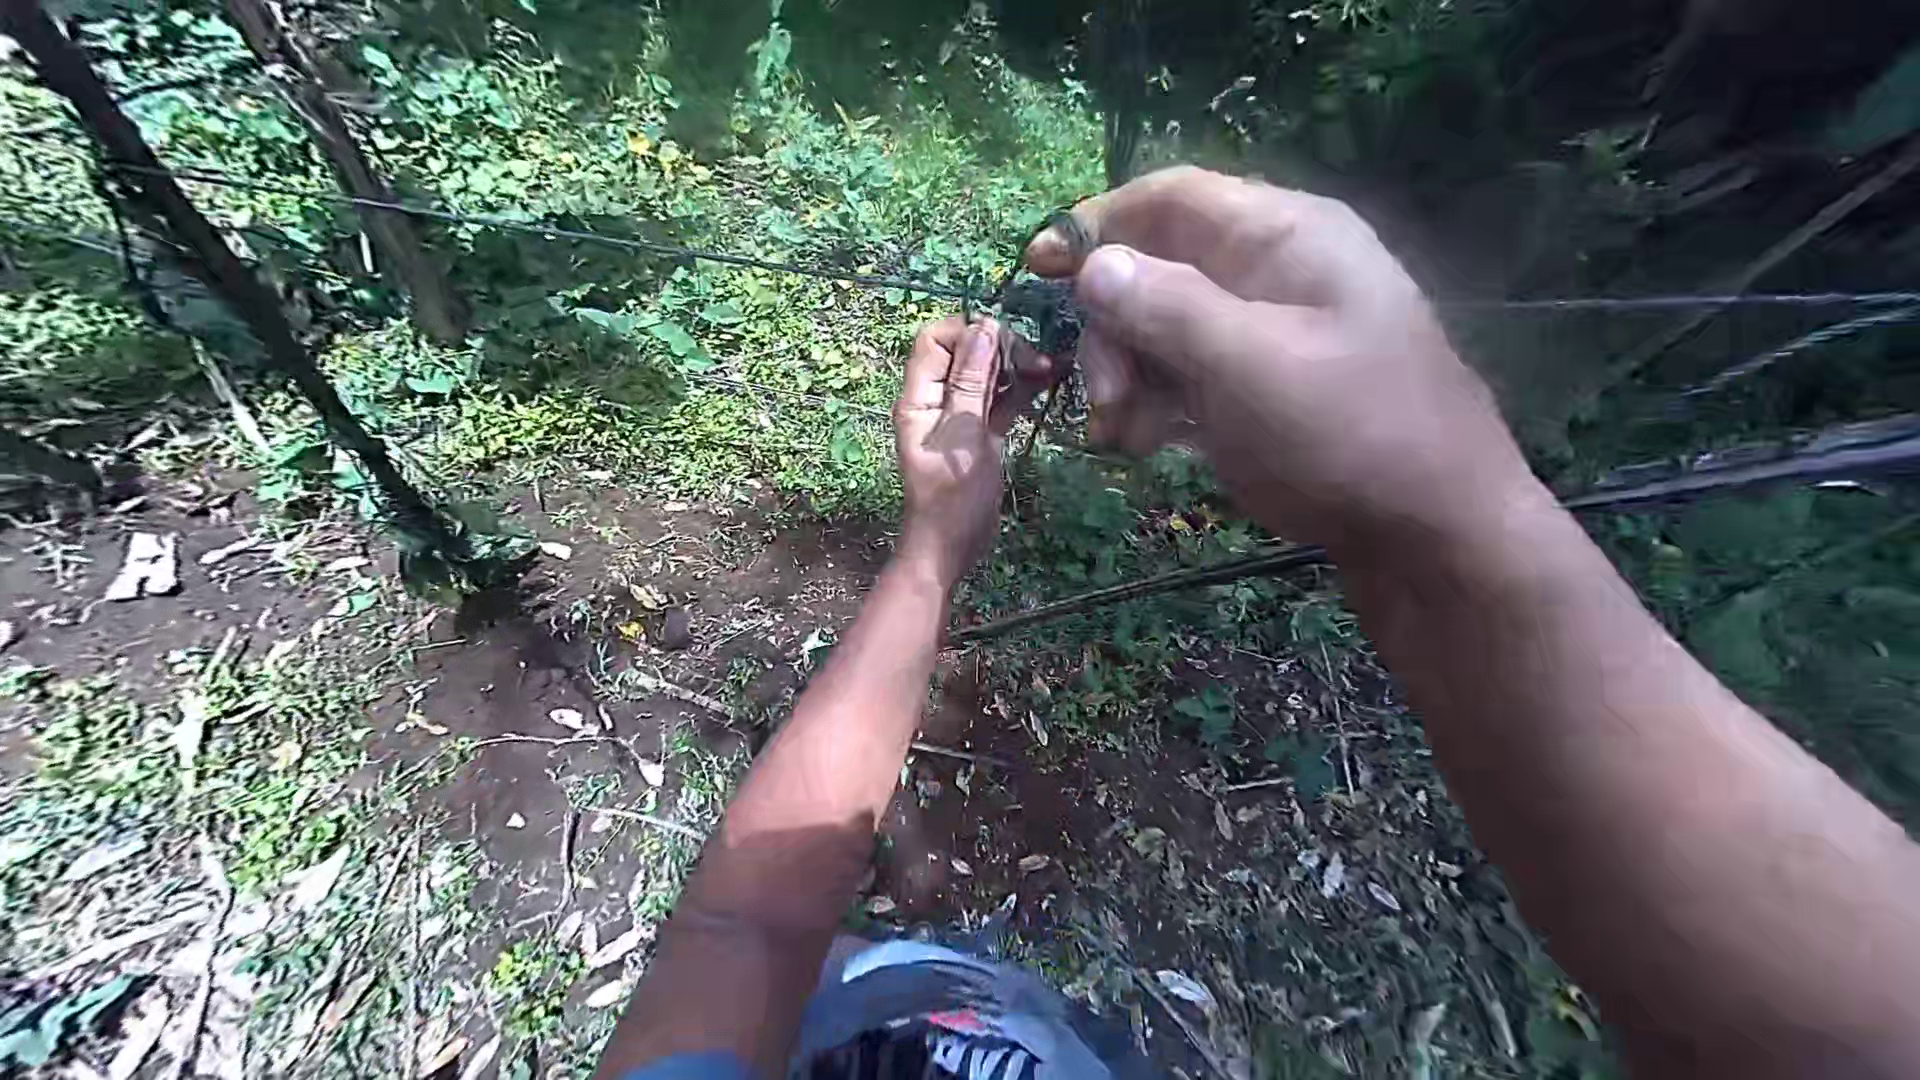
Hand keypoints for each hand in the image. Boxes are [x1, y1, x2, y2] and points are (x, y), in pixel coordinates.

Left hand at [893, 317, 1051, 584]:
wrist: (953, 547)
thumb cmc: (952, 498)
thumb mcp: (963, 437)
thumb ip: (971, 384)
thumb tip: (985, 328)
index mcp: (919, 397)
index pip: (935, 339)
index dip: (968, 331)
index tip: (1004, 342)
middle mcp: (936, 400)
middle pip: (965, 352)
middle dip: (999, 349)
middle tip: (1035, 362)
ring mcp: (959, 416)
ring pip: (986, 375)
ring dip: (1015, 368)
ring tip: (1048, 370)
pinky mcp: (980, 432)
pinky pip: (999, 400)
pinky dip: (1019, 391)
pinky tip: (1046, 383)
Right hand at [1027, 166, 1540, 552]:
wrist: (1411, 520)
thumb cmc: (1346, 429)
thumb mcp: (1253, 364)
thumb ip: (1171, 309)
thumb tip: (1092, 266)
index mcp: (1279, 239)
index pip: (1170, 201)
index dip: (1098, 224)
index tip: (1039, 266)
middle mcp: (1257, 274)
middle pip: (1148, 274)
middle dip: (1111, 334)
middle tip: (1104, 397)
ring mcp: (1243, 333)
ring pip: (1148, 332)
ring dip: (1122, 380)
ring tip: (1124, 435)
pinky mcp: (1232, 384)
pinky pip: (1165, 377)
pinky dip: (1143, 408)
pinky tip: (1145, 444)